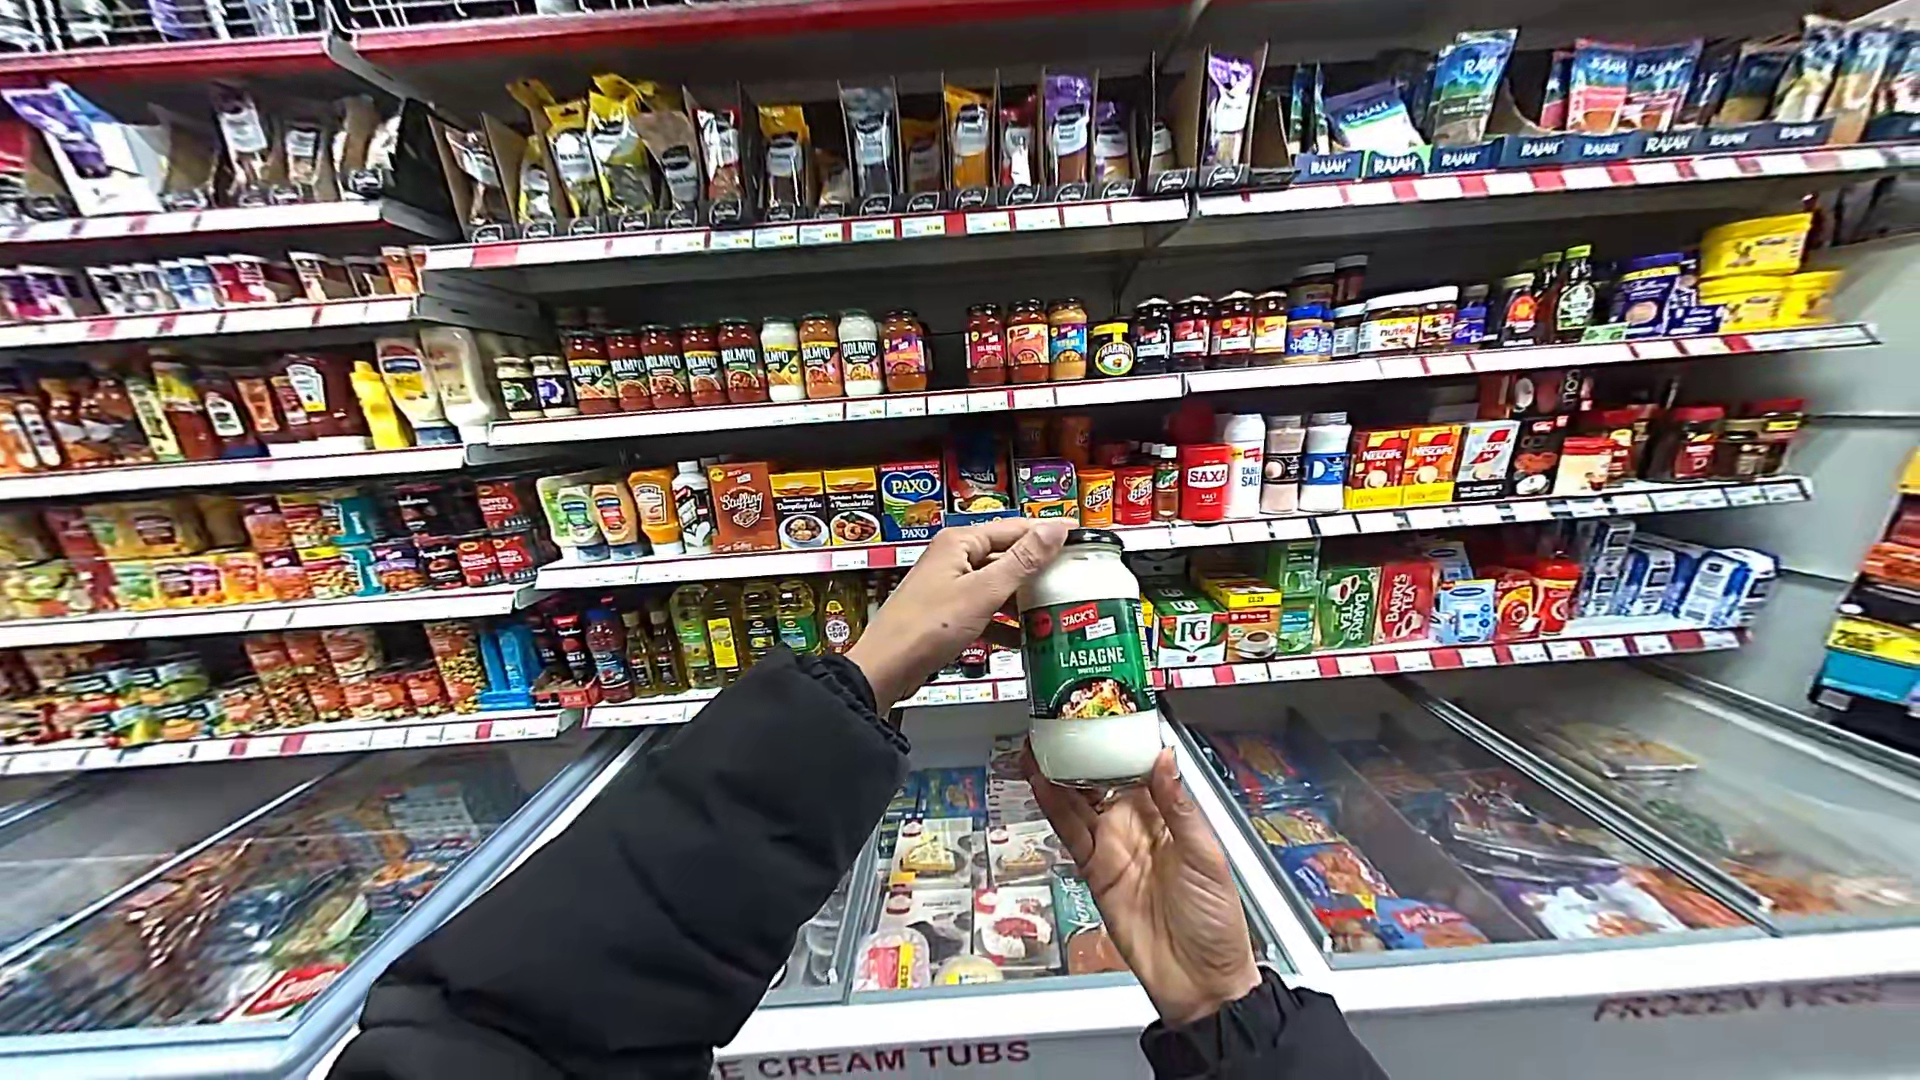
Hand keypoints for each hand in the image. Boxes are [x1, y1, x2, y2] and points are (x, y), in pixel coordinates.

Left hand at [848, 519, 1068, 708]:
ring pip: (997, 586)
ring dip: (1022, 600)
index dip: (1046, 535)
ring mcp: (950, 586)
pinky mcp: (948, 613)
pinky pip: (985, 610)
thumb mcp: (984, 591)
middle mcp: (954, 558)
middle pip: (1006, 557)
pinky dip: (1003, 623)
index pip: (1014, 528)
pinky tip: (1022, 639)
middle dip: (1037, 571)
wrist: (887, 668)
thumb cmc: (927, 626)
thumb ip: (1023, 560)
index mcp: (960, 542)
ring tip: (1053, 611)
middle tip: (1071, 581)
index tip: (1078, 541)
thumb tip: (1054, 528)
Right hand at [1025, 745, 1261, 1027]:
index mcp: (1164, 812)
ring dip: (1055, 772)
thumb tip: (1164, 757)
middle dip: (1077, 752)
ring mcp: (1110, 843)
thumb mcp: (1206, 855)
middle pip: (1098, 777)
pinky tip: (1039, 783)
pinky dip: (1051, 805)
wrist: (1199, 982)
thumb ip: (1178, 806)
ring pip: (1076, 798)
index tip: (1099, 715)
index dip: (1115, 740)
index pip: (1134, 765)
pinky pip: (1068, 830)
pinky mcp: (1093, 867)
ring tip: (1038, 745)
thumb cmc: (1216, 919)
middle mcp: (1133, 822)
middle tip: (1056, 724)